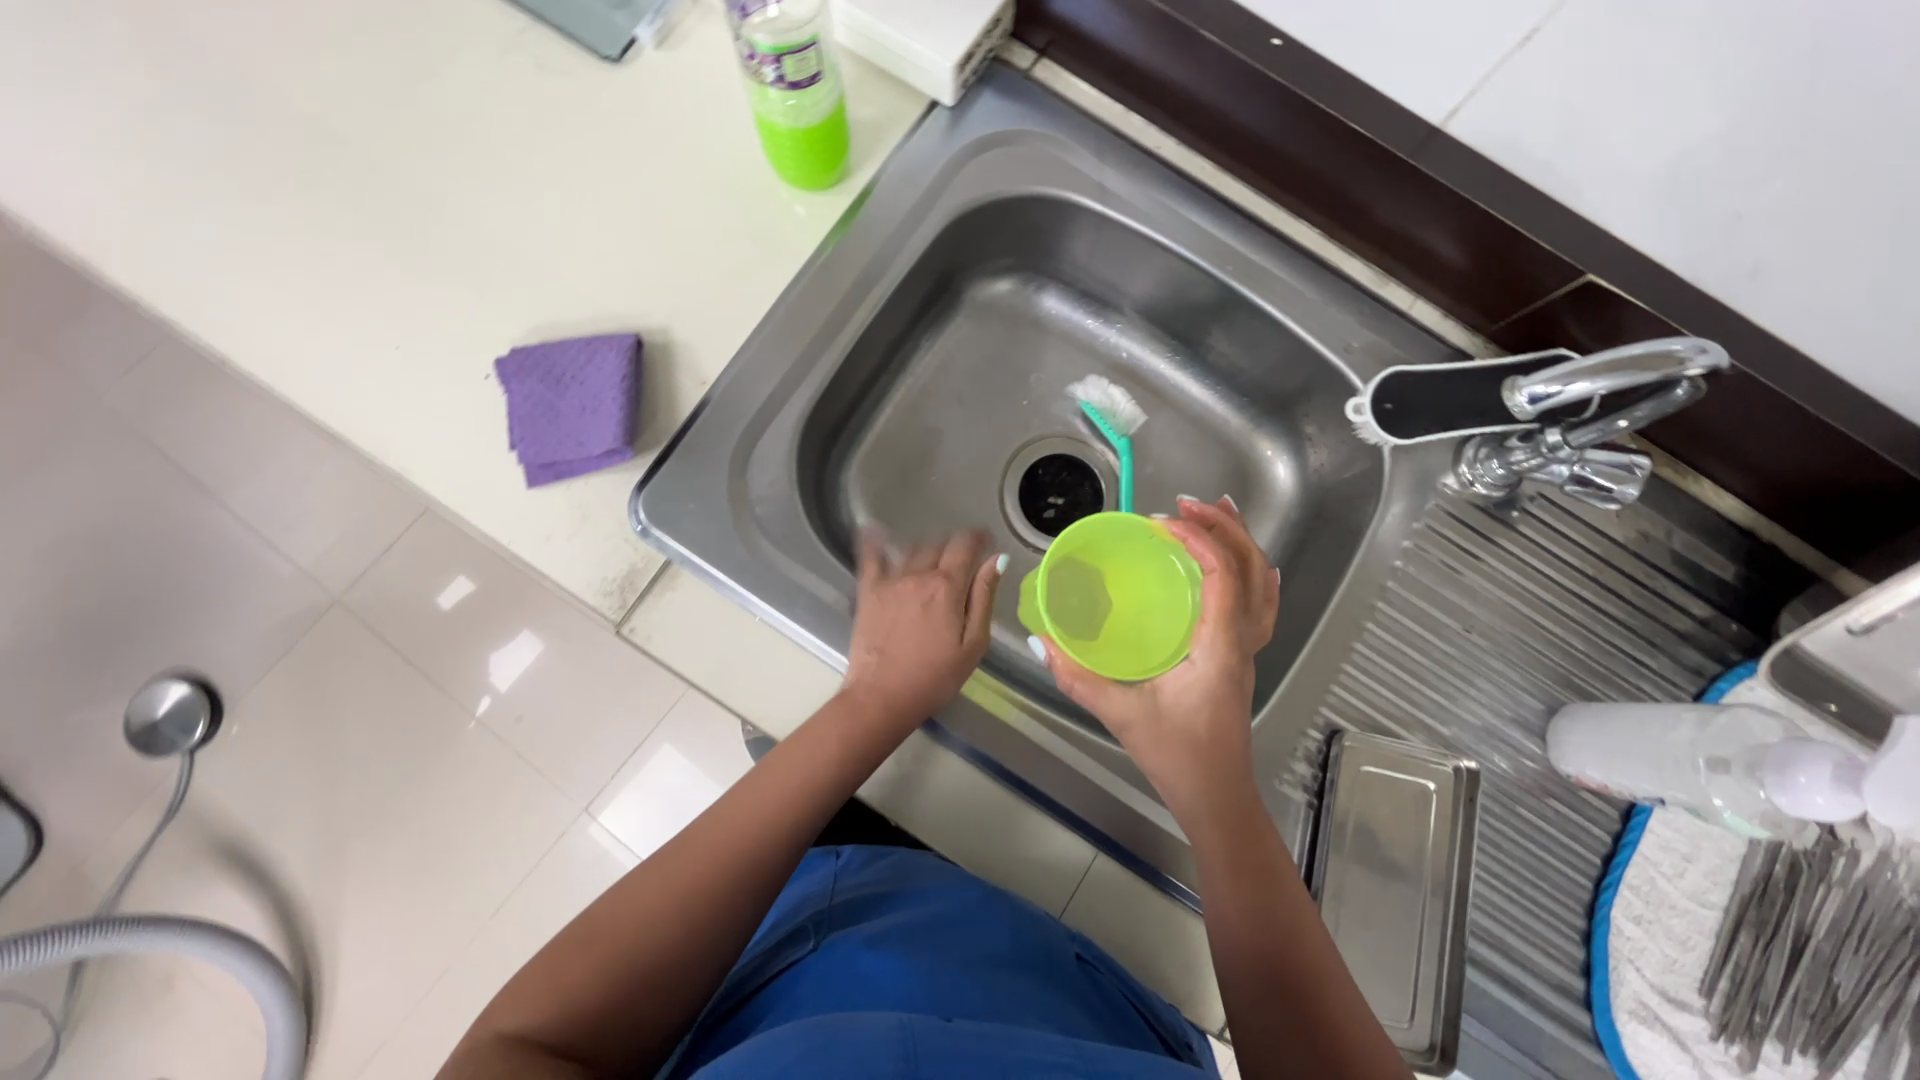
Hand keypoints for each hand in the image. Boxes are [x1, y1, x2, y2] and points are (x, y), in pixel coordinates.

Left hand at [841, 529, 1003, 727]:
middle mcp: (918, 575)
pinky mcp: (867, 592)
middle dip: (953, 548)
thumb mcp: (973, 644)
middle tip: (961, 561)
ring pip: (910, 549)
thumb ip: (983, 598)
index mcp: (948, 587)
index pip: (965, 546)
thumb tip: (995, 561)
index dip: (978, 538)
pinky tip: (875, 532)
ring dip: (925, 549)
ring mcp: (889, 581)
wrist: (882, 697)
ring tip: (931, 560)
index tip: (986, 541)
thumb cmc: (935, 678)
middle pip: (938, 545)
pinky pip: (871, 557)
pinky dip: (876, 542)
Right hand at [1040, 496, 1279, 818]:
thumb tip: (1042, 642)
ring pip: (1260, 584)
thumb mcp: (1123, 715)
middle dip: (1223, 528)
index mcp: (1219, 646)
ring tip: (1218, 512)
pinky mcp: (1241, 660)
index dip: (1198, 539)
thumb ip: (1079, 678)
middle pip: (1250, 568)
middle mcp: (1242, 641)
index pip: (1222, 575)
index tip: (1161, 522)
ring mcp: (1247, 651)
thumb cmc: (1178, 758)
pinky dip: (1252, 574)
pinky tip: (1246, 566)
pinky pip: (1259, 605)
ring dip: (1242, 543)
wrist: (1217, 798)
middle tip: (1185, 503)